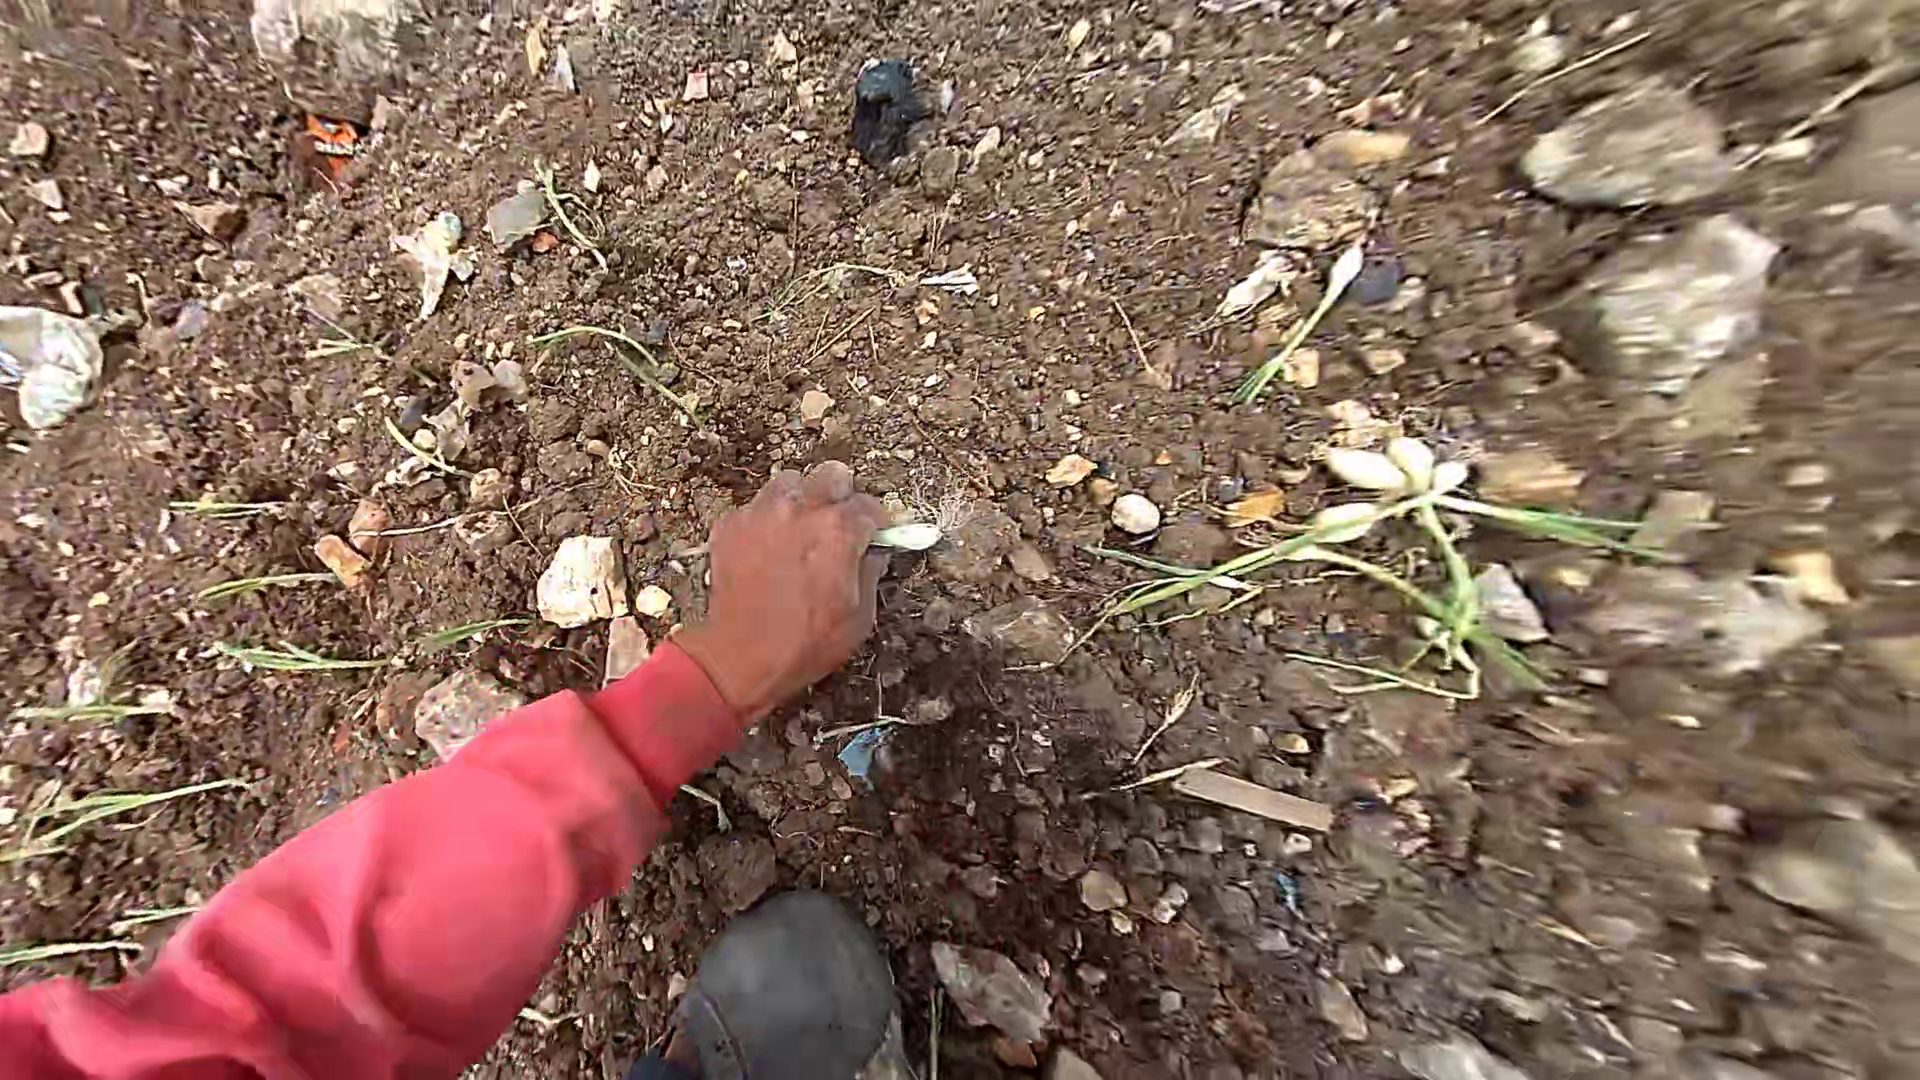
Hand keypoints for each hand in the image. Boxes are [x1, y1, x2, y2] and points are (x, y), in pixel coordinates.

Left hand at [675, 462, 888, 725]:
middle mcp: (801, 510)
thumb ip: (871, 572)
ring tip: (800, 530)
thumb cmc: (806, 642)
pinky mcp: (731, 525)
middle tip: (839, 523)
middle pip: (832, 475)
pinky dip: (767, 520)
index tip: (874, 536)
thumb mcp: (860, 616)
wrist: (740, 658)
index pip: (869, 506)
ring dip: (801, 501)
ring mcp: (762, 514)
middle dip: (842, 496)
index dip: (876, 523)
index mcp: (839, 530)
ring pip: (791, 483)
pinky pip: (757, 507)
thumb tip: (874, 552)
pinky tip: (769, 548)